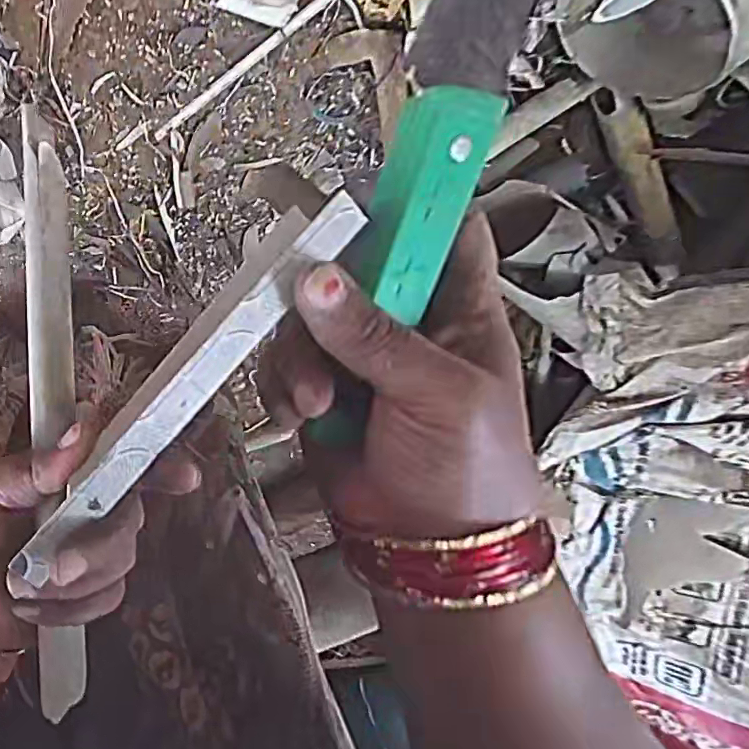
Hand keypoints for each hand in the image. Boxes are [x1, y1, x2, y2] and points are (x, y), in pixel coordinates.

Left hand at [0, 412, 201, 652]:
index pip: (127, 454)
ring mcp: (101, 545)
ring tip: (27, 585)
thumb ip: (28, 467)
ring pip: (122, 559)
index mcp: (71, 469)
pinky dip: (69, 606)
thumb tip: (77, 435)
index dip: (163, 462)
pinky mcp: (99, 586)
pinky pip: (108, 596)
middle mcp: (95, 502)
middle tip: (54, 568)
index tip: (183, 476)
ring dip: (72, 581)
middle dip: (94, 547)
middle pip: (131, 515)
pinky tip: (37, 602)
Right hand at [260, 218, 544, 541]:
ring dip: (297, 357)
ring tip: (315, 404)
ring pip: (305, 318)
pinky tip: (298, 417)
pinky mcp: (320, 387)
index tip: (365, 200)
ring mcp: (357, 354)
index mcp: (456, 307)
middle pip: (349, 266)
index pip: (443, 228)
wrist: (428, 548)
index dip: (413, 202)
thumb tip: (315, 280)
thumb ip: (374, 337)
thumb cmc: (467, 467)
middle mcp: (403, 320)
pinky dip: (281, 386)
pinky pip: (283, 362)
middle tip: (311, 327)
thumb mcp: (436, 394)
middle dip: (321, 297)